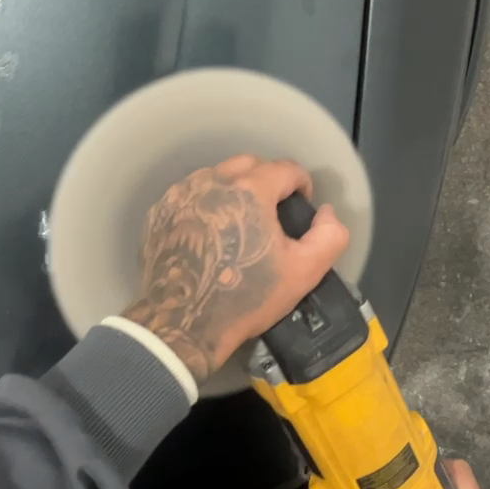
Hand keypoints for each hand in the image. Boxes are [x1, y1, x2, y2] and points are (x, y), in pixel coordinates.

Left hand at [121, 155, 349, 383]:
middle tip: (274, 213)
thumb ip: (329, 236)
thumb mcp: (303, 272)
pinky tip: (211, 234)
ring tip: (241, 223)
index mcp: (249, 190)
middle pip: (250, 164)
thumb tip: (326, 212)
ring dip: (235, 190)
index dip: (302, 184)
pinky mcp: (159, 212)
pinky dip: (206, 204)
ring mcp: (180, 194)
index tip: (302, 205)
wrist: (182, 324)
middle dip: (268, 180)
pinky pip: (191, 195)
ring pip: (217, 176)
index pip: (286, 169)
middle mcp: (212, 181)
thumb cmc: (246, 298)